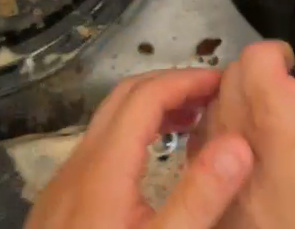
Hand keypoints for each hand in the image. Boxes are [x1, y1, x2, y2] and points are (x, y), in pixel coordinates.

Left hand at [26, 67, 253, 228]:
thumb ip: (200, 197)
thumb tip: (239, 142)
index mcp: (102, 170)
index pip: (147, 95)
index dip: (188, 80)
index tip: (226, 83)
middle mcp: (76, 169)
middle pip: (124, 98)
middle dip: (171, 86)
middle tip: (214, 98)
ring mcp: (60, 192)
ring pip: (108, 124)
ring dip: (151, 110)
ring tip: (193, 124)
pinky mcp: (55, 215)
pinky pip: (98, 152)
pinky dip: (133, 137)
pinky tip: (153, 167)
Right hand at [193, 40, 294, 228]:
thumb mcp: (243, 212)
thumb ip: (229, 182)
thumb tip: (235, 158)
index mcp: (203, 180)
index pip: (201, 128)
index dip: (228, 124)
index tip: (251, 129)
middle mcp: (210, 147)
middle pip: (216, 97)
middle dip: (241, 99)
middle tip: (271, 112)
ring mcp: (239, 118)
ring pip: (235, 75)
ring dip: (257, 79)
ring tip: (282, 94)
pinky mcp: (272, 99)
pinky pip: (260, 56)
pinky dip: (276, 54)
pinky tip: (290, 62)